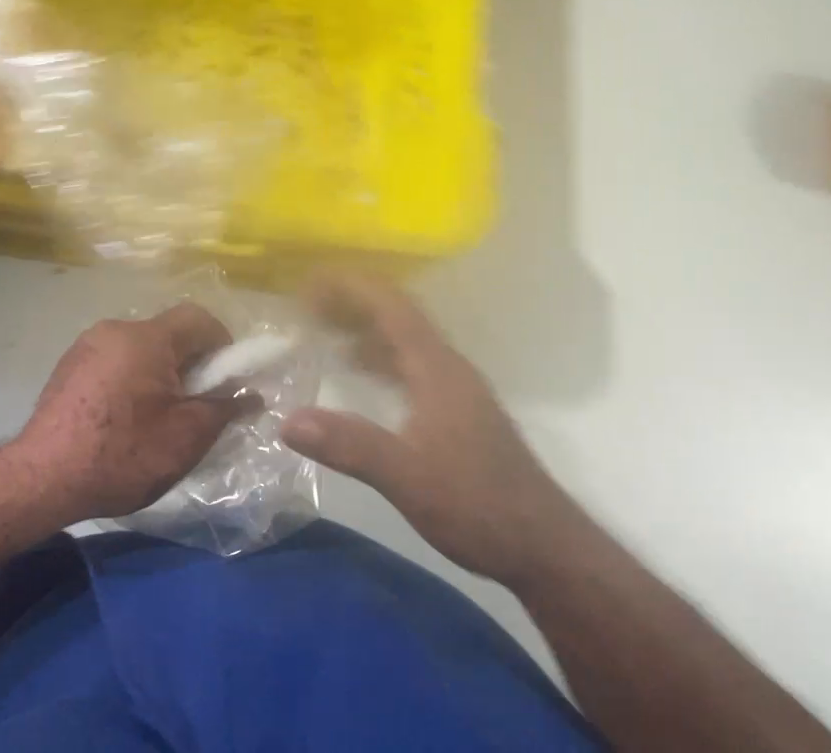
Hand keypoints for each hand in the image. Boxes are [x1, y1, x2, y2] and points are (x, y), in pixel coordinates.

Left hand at [12, 304, 264, 522]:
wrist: (44, 477)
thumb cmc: (123, 453)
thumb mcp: (186, 437)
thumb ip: (223, 408)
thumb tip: (249, 394)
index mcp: (146, 338)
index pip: (198, 318)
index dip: (223, 343)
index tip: (230, 379)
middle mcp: (114, 330)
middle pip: (166, 334)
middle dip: (191, 363)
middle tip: (200, 405)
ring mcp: (85, 347)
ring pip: (139, 350)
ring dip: (159, 374)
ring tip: (162, 418)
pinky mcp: (68, 368)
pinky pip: (113, 363)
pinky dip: (130, 381)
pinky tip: (127, 421)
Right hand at [281, 274, 578, 582]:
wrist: (543, 548)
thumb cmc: (478, 506)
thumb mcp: (407, 478)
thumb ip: (349, 446)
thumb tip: (286, 421)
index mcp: (438, 371)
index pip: (392, 307)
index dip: (350, 288)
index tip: (307, 283)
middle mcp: (448, 370)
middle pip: (396, 317)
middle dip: (349, 304)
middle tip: (302, 305)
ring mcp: (455, 392)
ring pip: (402, 342)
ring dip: (362, 329)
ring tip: (318, 330)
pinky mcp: (456, 414)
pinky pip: (408, 366)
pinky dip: (376, 358)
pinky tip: (355, 373)